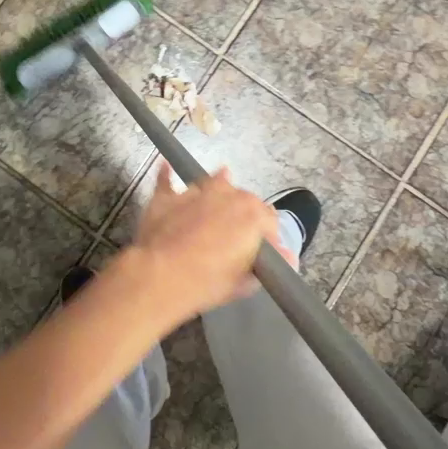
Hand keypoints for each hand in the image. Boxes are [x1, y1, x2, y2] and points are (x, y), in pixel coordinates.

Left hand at [112, 160, 279, 328]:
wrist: (161, 276)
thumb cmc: (208, 282)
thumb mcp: (244, 282)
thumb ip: (266, 265)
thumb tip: (286, 257)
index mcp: (252, 214)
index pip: (270, 221)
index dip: (267, 237)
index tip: (261, 253)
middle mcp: (227, 194)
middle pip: (243, 199)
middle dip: (243, 215)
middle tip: (235, 238)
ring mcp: (195, 192)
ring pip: (212, 184)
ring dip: (216, 192)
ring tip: (214, 204)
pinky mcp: (167, 196)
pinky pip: (168, 179)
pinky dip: (168, 174)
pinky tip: (165, 166)